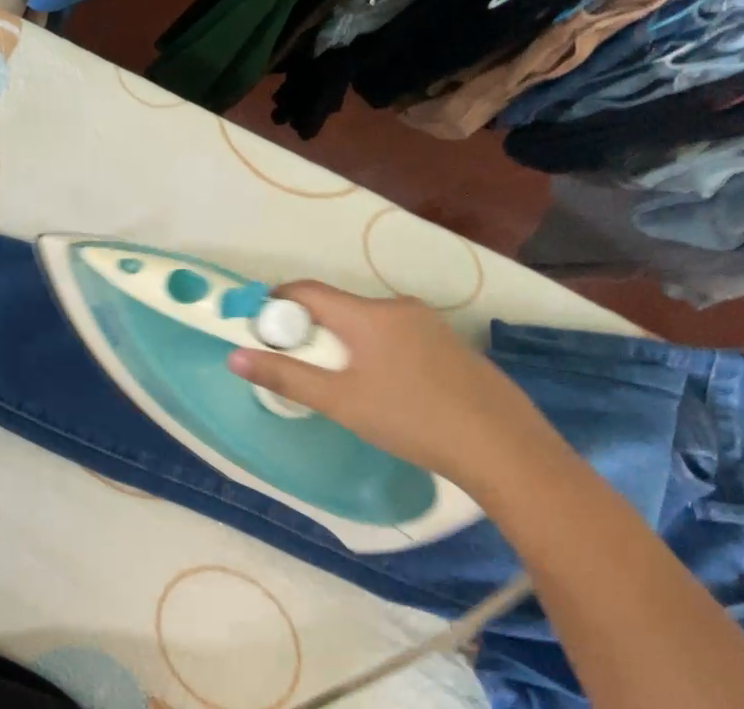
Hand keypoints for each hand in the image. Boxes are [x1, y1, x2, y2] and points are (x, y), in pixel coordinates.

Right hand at [227, 282, 563, 492]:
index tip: (259, 329)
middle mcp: (399, 308)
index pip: (306, 291)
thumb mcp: (339, 401)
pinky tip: (387, 391)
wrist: (510, 453)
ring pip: (369, 324)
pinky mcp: (454, 348)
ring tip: (341, 383)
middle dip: (310, 330)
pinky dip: (376, 353)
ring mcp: (432, 327)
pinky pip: (398, 338)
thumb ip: (284, 375)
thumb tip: (233, 356)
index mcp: (369, 314)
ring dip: (344, 343)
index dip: (275, 303)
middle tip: (297, 366)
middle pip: (337, 307)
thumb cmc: (413, 421)